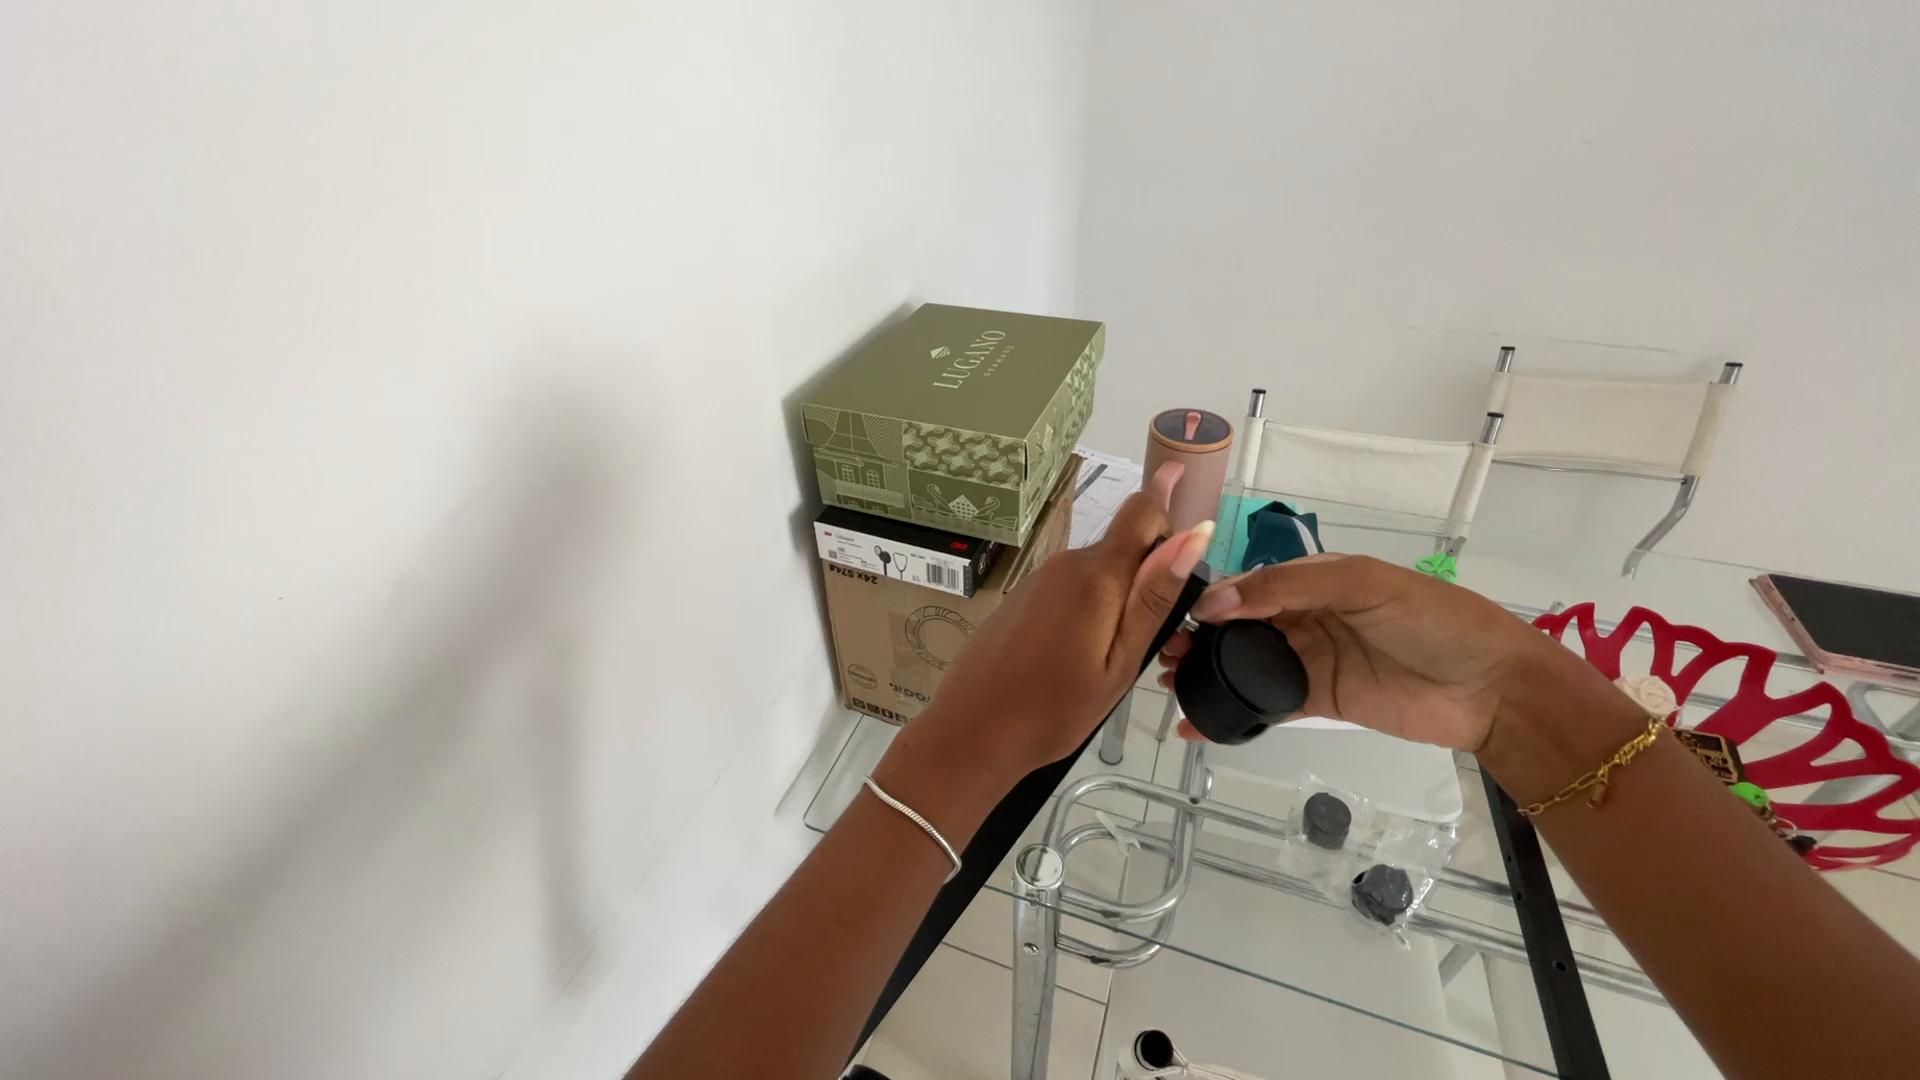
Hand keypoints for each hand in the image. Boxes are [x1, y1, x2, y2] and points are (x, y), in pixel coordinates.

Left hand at [904, 464, 1213, 781]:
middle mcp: (1065, 564)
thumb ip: (1154, 596)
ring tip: (1106, 660)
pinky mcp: (1021, 597)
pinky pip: (1067, 588)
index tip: (1189, 540)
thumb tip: (1194, 534)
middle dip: (1146, 577)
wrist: (973, 730)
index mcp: (1096, 576)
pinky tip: (1073, 658)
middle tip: (1150, 641)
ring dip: (1114, 600)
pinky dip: (1085, 610)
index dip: (1168, 512)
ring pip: (1095, 571)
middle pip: (1122, 546)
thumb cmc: (1054, 709)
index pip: (1141, 510)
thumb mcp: (1120, 662)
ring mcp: (1038, 580)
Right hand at [1159, 554, 1576, 750]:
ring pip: (1244, 666)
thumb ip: (1286, 587)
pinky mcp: (1318, 702)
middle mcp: (1304, 617)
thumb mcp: (1359, 584)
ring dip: (1206, 675)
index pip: (1247, 586)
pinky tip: (1196, 725)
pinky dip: (1231, 715)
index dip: (1209, 601)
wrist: (1493, 688)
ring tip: (1170, 685)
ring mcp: (1309, 661)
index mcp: (1312, 580)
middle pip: (1237, 627)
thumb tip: (1214, 603)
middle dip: (1198, 640)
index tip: (1174, 621)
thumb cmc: (1430, 620)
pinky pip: (1265, 706)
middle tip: (1163, 659)